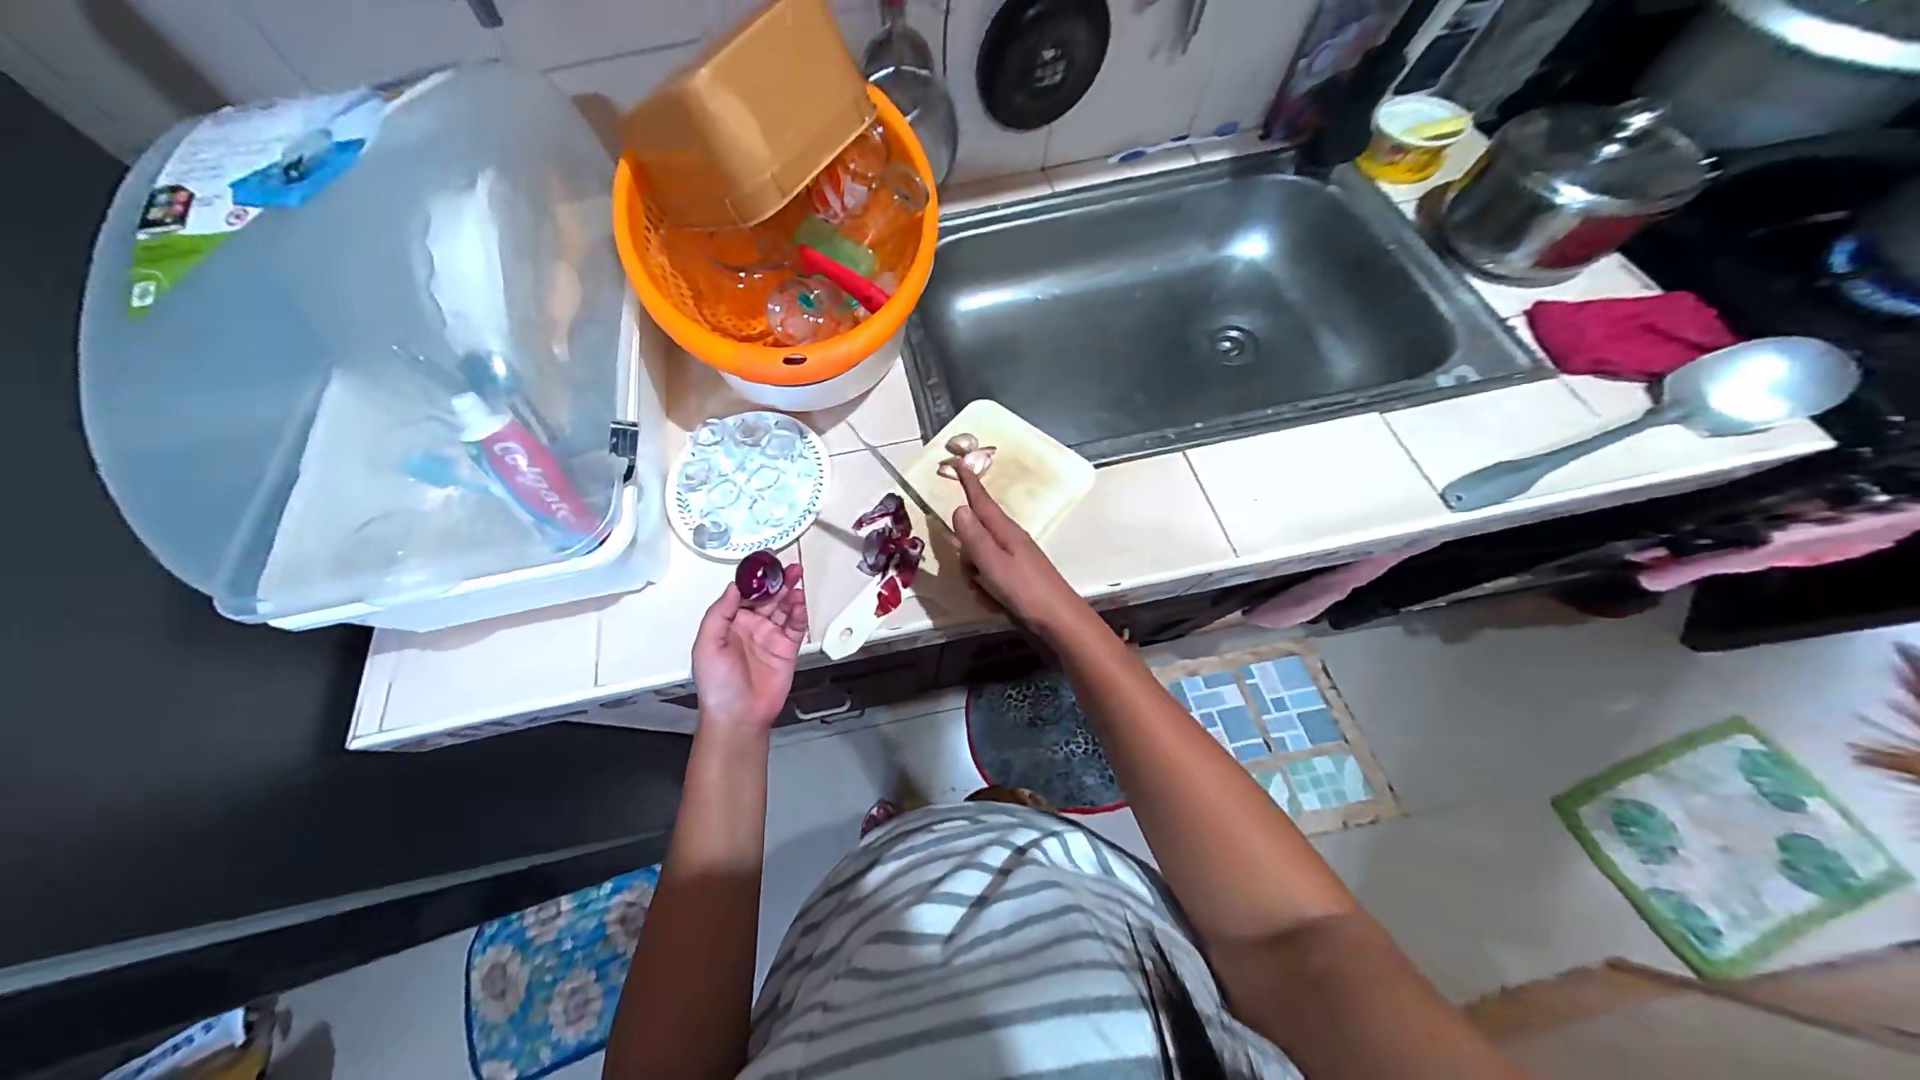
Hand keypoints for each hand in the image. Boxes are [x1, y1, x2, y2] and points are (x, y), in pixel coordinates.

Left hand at [691, 565, 807, 733]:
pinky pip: (796, 626)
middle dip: (778, 581)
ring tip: (797, 579)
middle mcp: (751, 626)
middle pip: (768, 597)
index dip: (755, 578)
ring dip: (791, 592)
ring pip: (784, 607)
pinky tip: (801, 603)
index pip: (745, 593)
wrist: (739, 716)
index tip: (764, 564)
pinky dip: (800, 613)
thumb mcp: (706, 644)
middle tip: (788, 568)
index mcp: (730, 623)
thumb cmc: (717, 686)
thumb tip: (734, 587)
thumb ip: (720, 613)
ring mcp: (770, 637)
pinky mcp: (787, 649)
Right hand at [950, 466, 1089, 636]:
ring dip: (977, 576)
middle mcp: (1008, 539)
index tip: (959, 462)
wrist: (1059, 619)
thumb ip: (974, 537)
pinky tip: (997, 602)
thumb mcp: (992, 563)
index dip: (969, 483)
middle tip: (975, 576)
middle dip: (967, 557)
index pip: (981, 501)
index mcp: (1004, 531)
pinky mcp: (1015, 574)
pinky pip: (989, 574)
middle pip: (973, 536)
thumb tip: (959, 508)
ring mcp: (1013, 557)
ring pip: (978, 558)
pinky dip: (987, 588)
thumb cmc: (1026, 590)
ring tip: (990, 593)